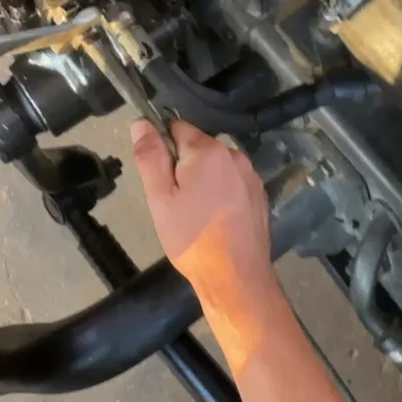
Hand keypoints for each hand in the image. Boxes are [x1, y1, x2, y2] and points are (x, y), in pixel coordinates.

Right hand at [130, 120, 274, 306]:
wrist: (236, 278)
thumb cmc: (192, 238)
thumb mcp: (160, 198)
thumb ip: (150, 156)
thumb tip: (141, 122)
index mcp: (209, 150)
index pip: (177, 128)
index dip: (163, 149)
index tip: (161, 179)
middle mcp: (234, 155)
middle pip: (198, 147)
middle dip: (184, 166)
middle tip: (176, 203)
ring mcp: (251, 175)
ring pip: (216, 166)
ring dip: (204, 179)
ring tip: (196, 214)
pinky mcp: (260, 195)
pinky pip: (232, 182)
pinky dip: (221, 192)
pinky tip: (216, 220)